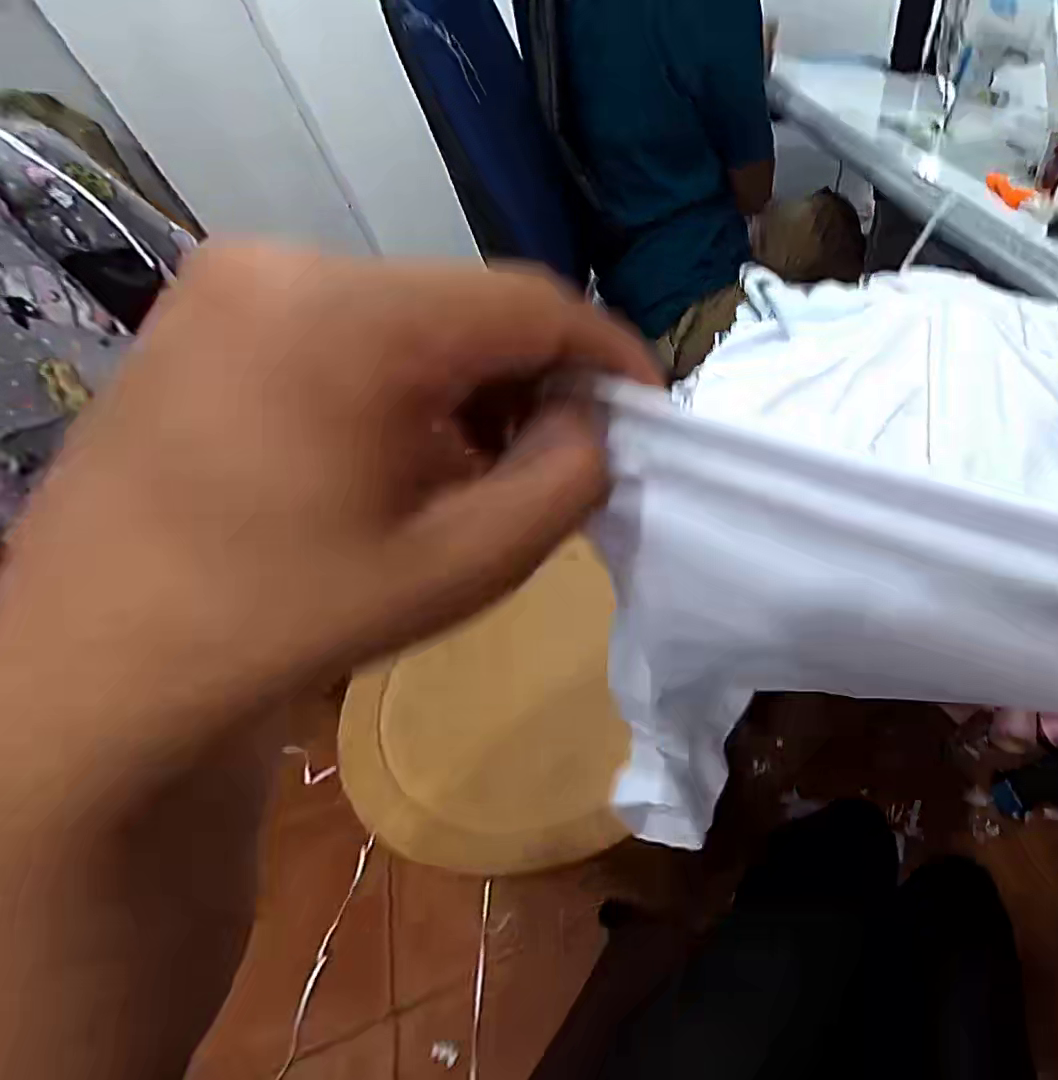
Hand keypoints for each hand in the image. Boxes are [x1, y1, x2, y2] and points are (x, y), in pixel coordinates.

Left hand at [0, 243, 659, 732]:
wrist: (112, 655)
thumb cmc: (307, 608)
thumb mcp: (482, 554)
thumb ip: (574, 472)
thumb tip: (591, 417)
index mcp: (352, 322)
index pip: (536, 305)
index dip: (614, 352)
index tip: (651, 409)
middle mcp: (290, 268)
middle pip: (486, 304)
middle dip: (555, 374)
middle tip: (583, 447)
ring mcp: (246, 283)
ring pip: (440, 313)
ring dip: (501, 380)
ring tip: (510, 457)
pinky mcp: (230, 311)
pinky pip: (384, 323)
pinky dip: (442, 377)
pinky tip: (442, 444)